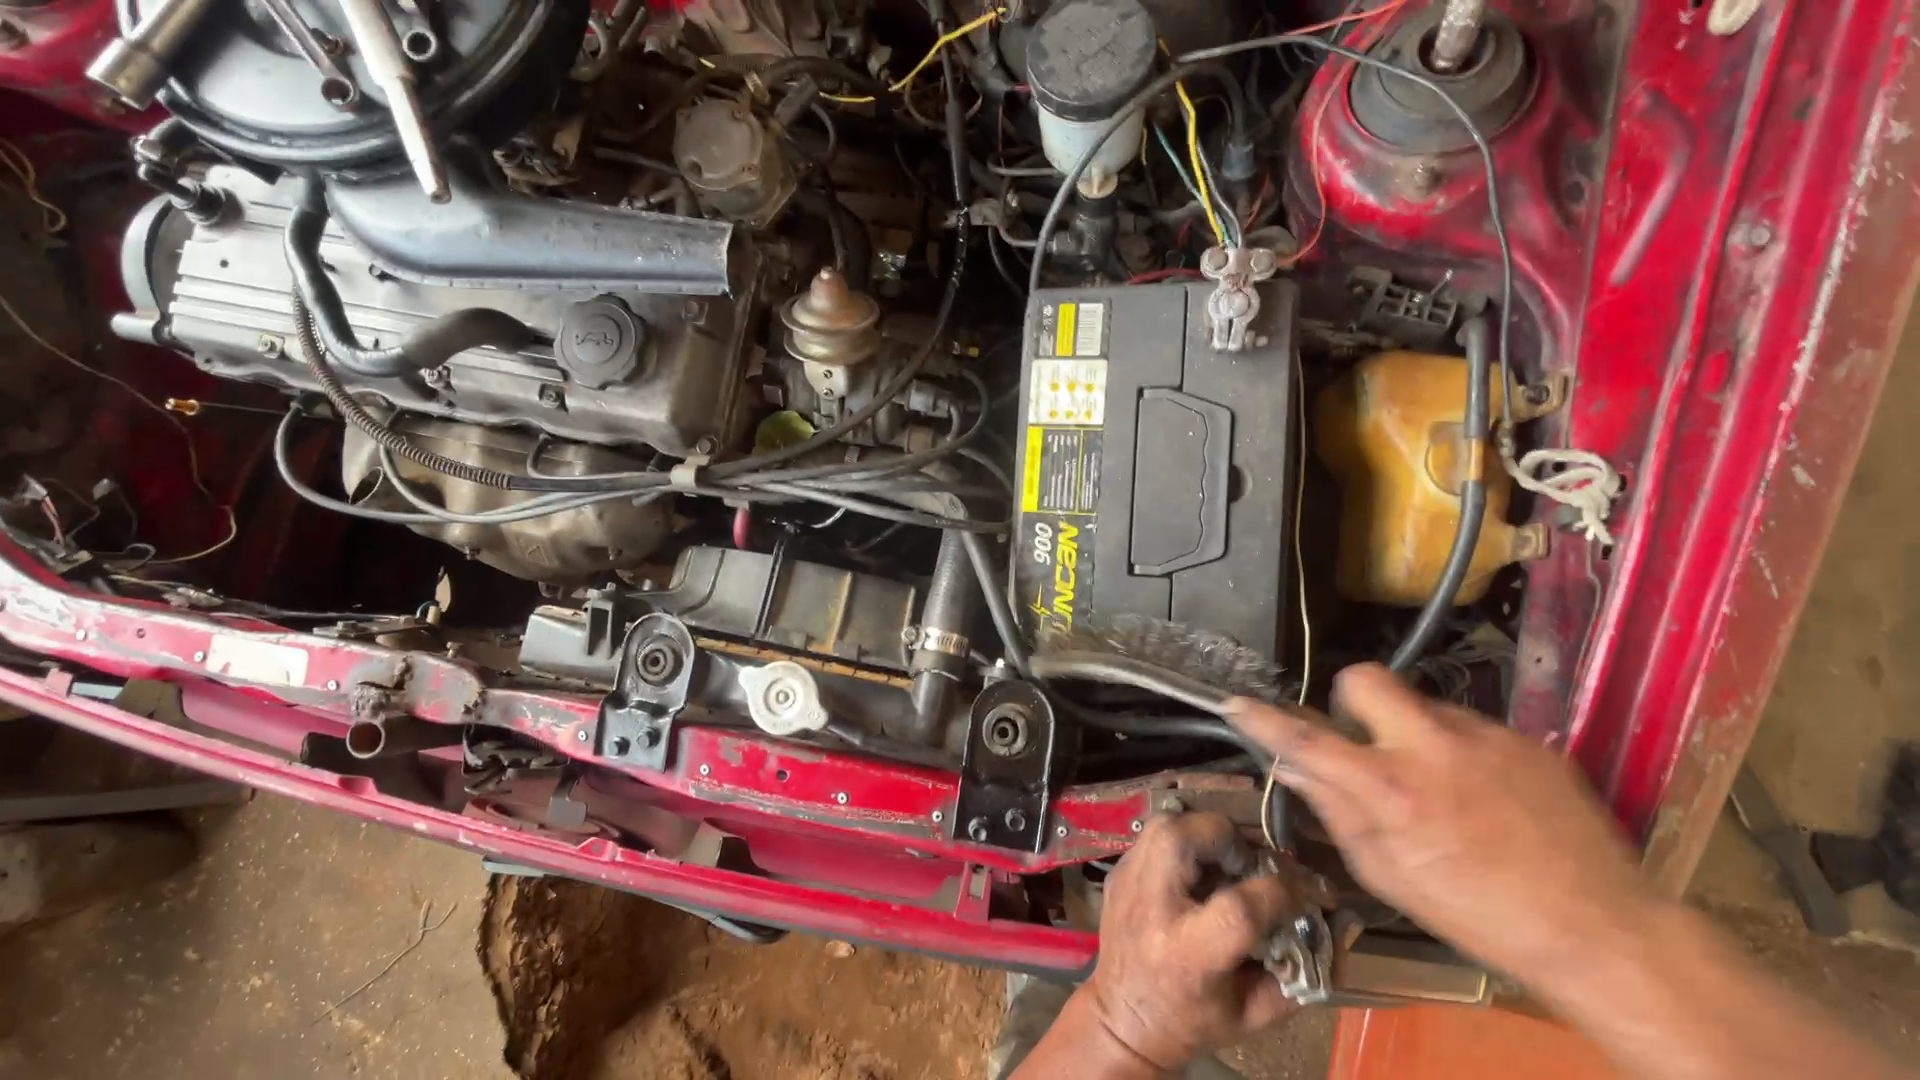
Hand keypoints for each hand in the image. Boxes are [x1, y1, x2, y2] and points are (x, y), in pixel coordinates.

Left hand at [1085, 812, 1297, 1071]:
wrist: (1123, 1019)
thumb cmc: (1191, 1021)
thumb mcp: (1253, 1013)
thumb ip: (1297, 972)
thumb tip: (1331, 922)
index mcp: (1187, 954)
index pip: (1238, 906)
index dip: (1279, 890)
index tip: (1300, 889)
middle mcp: (1151, 909)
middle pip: (1183, 838)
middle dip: (1227, 838)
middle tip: (1248, 862)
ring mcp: (1127, 884)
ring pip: (1164, 824)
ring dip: (1202, 831)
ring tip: (1222, 859)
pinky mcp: (1117, 872)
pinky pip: (1152, 835)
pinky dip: (1181, 841)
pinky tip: (1196, 869)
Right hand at [1225, 663, 1656, 984]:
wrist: (1599, 929)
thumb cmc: (1478, 914)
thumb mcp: (1388, 875)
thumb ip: (1336, 812)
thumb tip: (1295, 768)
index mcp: (1390, 789)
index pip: (1308, 739)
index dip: (1265, 719)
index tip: (1239, 704)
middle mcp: (1432, 746)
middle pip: (1364, 679)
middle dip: (1350, 698)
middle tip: (1363, 741)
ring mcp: (1485, 736)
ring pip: (1421, 706)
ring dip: (1410, 733)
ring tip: (1437, 787)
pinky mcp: (1526, 740)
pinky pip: (1470, 728)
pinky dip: (1458, 752)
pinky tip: (1481, 797)